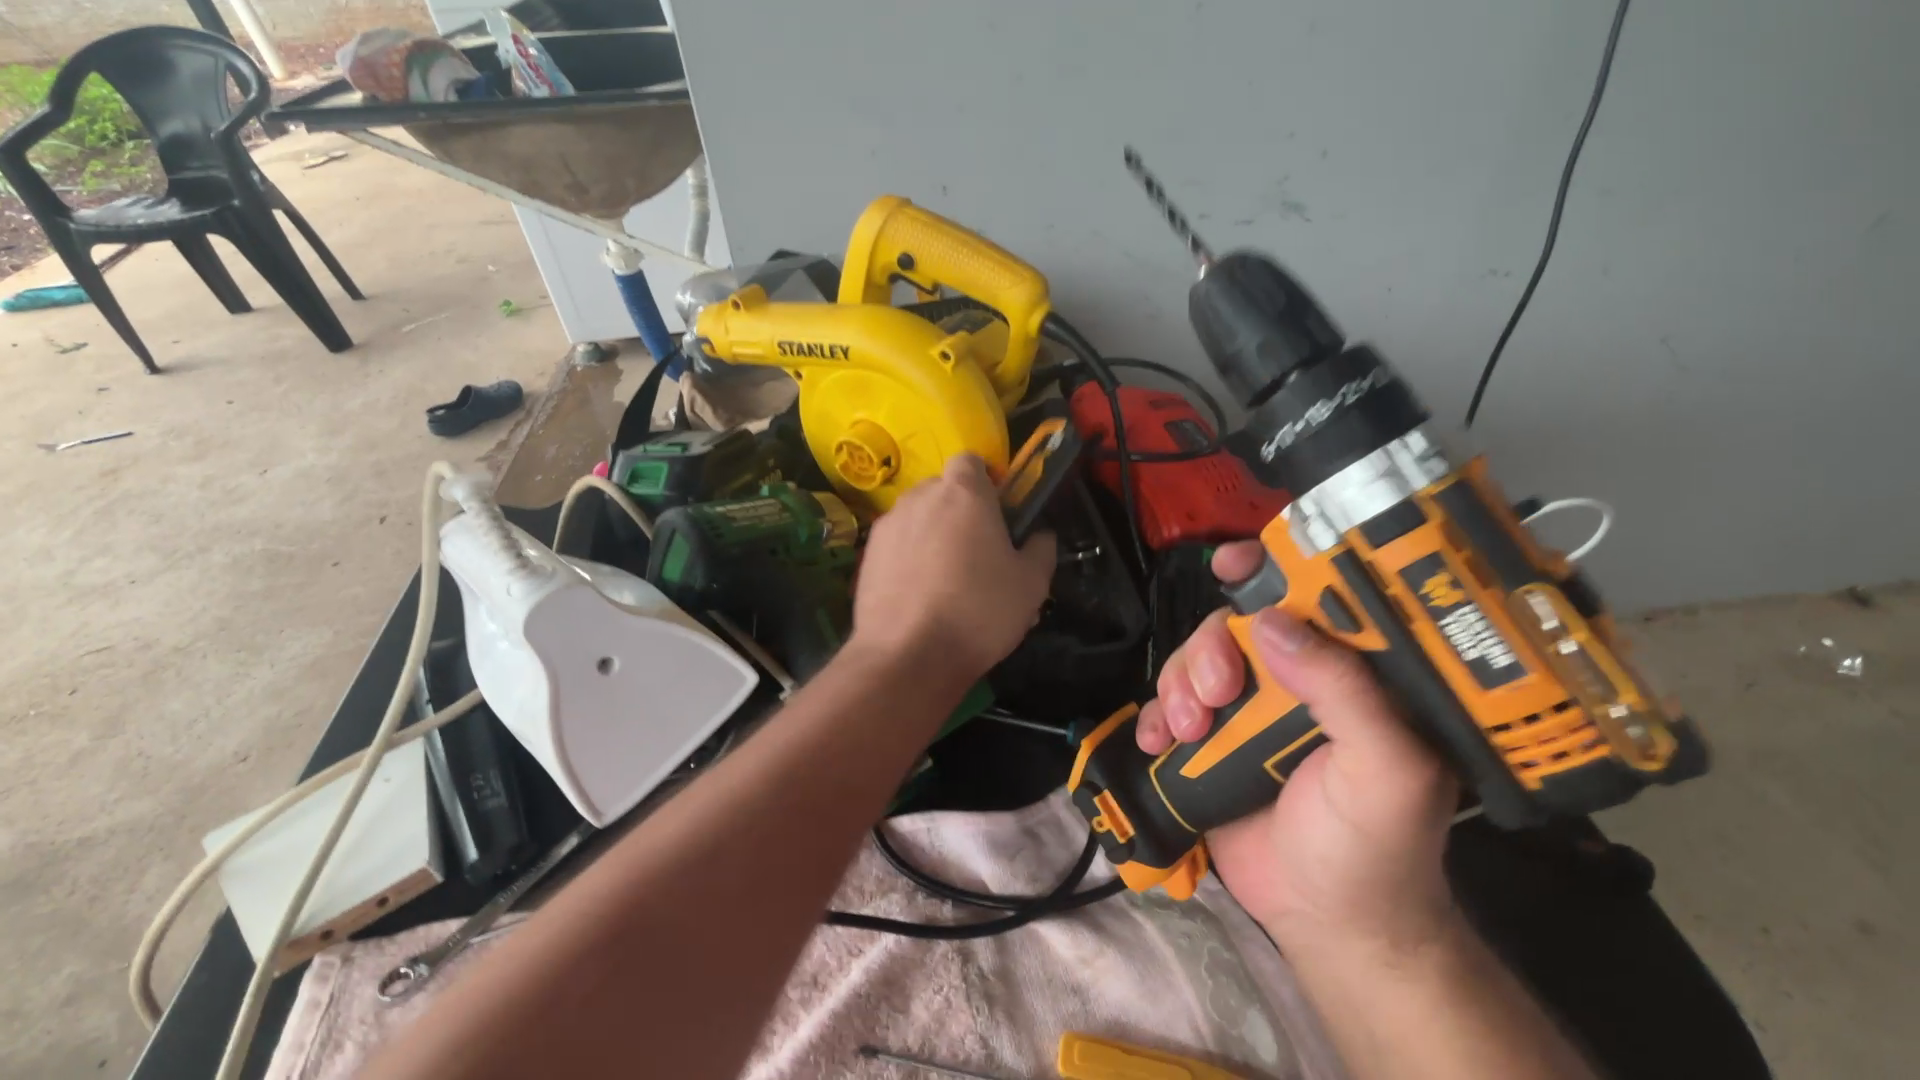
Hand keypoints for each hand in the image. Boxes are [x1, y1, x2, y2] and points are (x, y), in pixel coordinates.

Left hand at [849, 454, 1056, 680]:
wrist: (908, 656)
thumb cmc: (980, 611)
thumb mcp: (1032, 584)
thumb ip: (1040, 548)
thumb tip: (1039, 534)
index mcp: (964, 492)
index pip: (971, 460)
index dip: (986, 481)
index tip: (999, 512)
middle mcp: (920, 498)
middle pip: (942, 490)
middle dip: (959, 511)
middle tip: (978, 551)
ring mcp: (888, 526)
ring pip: (917, 519)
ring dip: (932, 536)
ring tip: (947, 580)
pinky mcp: (867, 557)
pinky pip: (896, 547)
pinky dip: (908, 560)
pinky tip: (921, 597)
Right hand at [1139, 542, 1459, 953]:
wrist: (1325, 921)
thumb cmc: (1374, 845)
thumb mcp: (1384, 768)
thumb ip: (1343, 691)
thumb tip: (1273, 621)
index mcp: (1355, 675)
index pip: (1316, 599)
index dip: (1275, 568)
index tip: (1233, 563)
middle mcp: (1300, 681)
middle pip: (1238, 623)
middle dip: (1213, 647)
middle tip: (1217, 693)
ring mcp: (1249, 711)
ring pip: (1196, 658)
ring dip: (1181, 684)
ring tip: (1188, 731)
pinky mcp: (1211, 741)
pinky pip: (1170, 704)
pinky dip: (1157, 714)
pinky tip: (1160, 741)